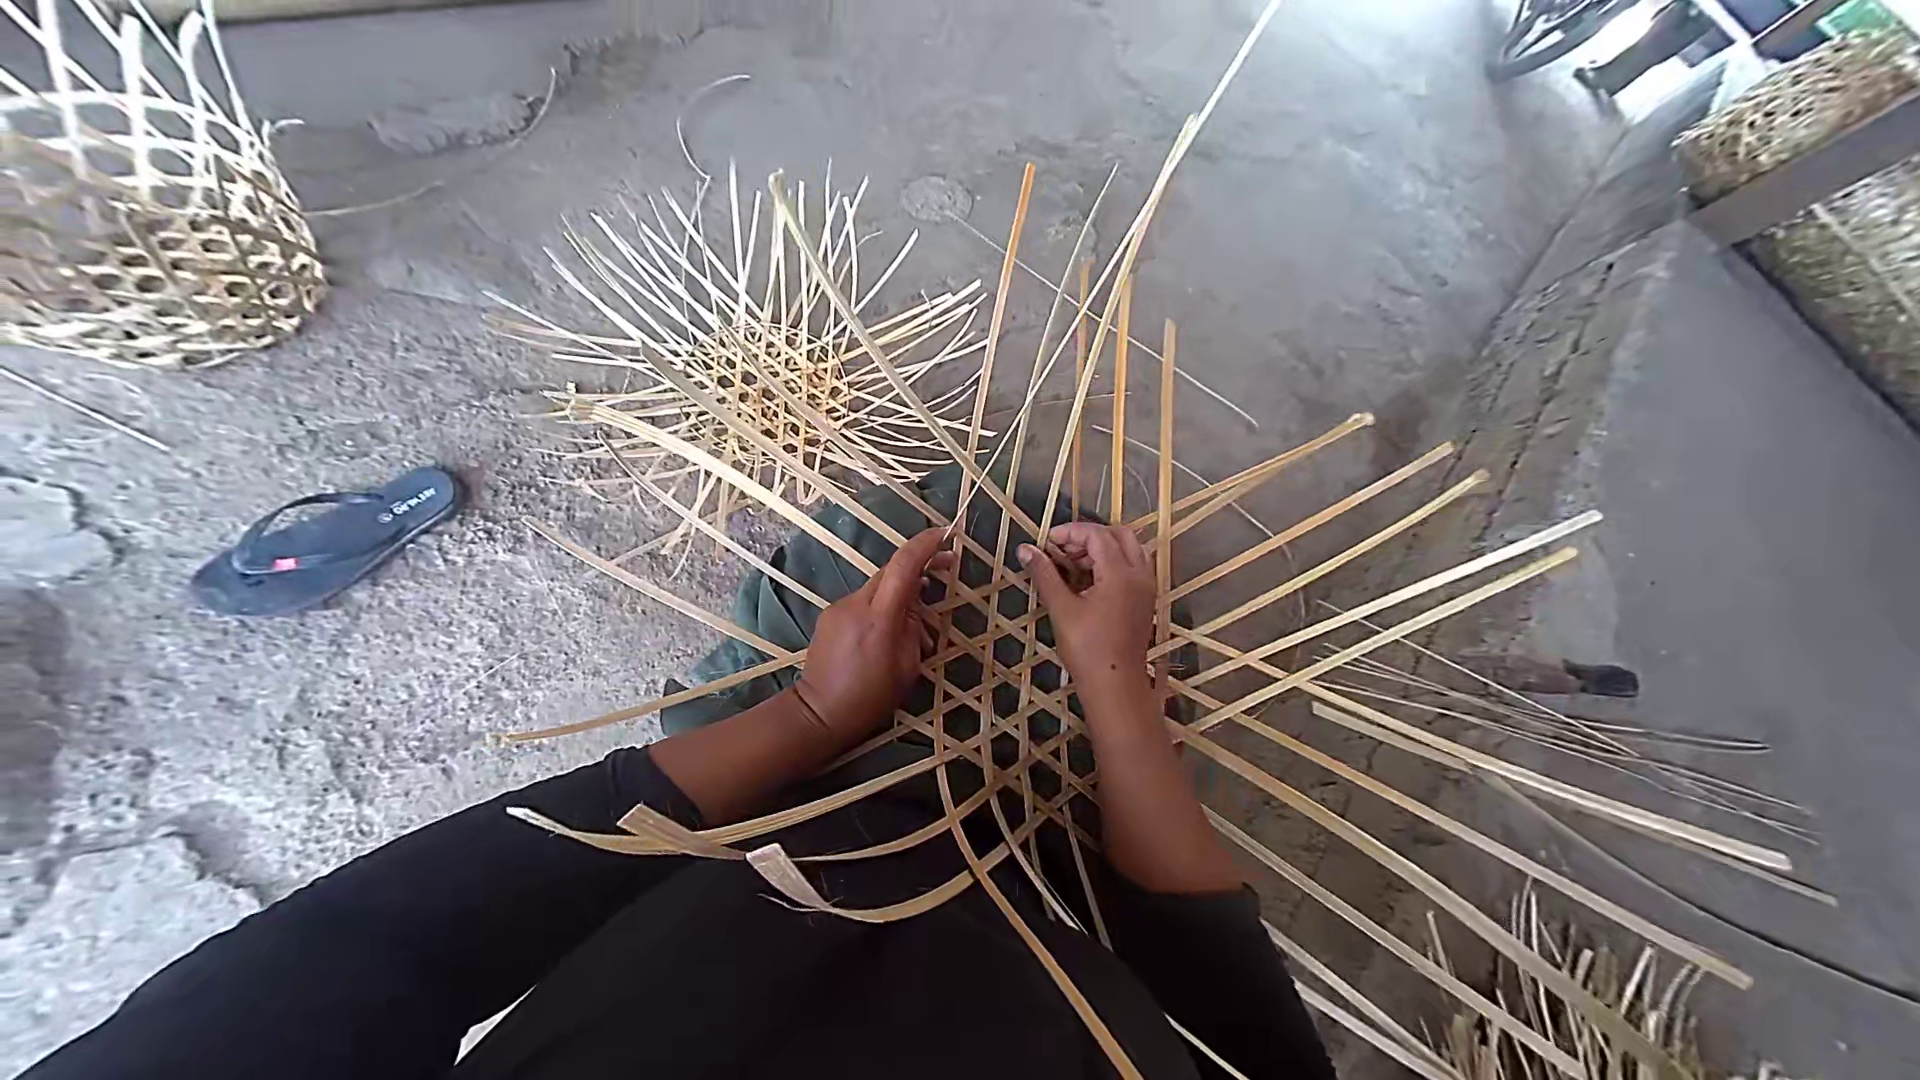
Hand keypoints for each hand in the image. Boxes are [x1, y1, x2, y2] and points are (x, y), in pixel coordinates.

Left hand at [796, 528, 955, 747]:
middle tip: (946, 566)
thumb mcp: (908, 666)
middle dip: (919, 565)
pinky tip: (887, 630)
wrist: (819, 713)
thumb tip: (917, 599)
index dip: (925, 545)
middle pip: (891, 570)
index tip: (946, 535)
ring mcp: (839, 607)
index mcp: (880, 618)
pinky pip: (863, 601)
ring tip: (918, 618)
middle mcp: (856, 603)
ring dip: (900, 591)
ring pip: (878, 586)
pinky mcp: (830, 615)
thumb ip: (914, 626)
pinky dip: (881, 606)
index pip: (903, 566)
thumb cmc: (871, 697)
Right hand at [1019, 522, 1156, 712]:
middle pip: (1119, 535)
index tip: (1047, 542)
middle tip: (1063, 550)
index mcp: (1121, 573)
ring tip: (1073, 565)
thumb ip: (1045, 574)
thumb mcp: (1062, 608)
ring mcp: (1146, 587)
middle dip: (1089, 536)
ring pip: (1129, 549)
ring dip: (1102, 548)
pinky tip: (1088, 580)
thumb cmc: (1087, 648)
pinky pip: (1132, 566)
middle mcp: (1139, 574)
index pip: (1097, 535)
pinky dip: (1112, 562)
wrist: (1115, 685)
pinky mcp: (1145, 599)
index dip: (1070, 532)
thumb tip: (1025, 549)